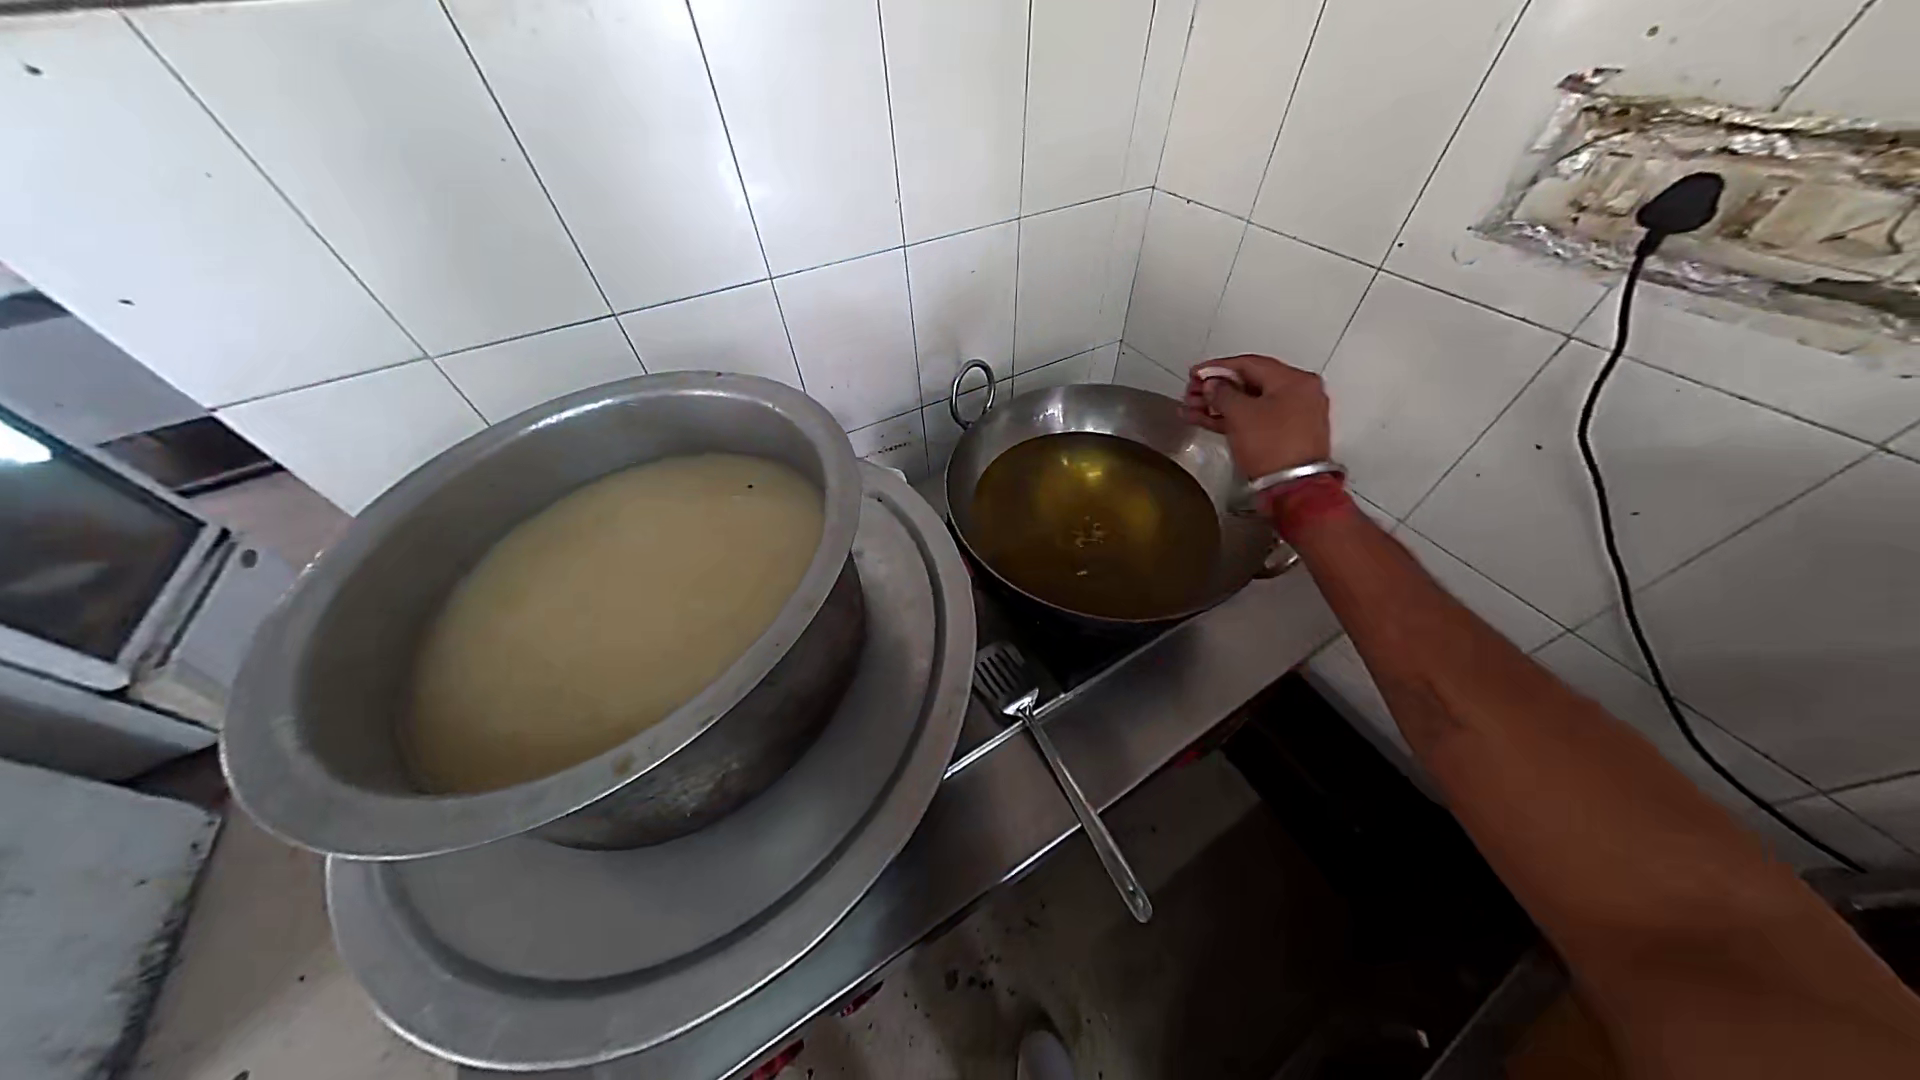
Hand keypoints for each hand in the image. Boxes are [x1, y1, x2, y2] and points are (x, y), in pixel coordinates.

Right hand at [1178, 354, 1330, 477]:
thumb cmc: (1274, 448)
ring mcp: (1292, 415)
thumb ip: (1222, 393)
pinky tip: (1206, 420)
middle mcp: (1298, 393)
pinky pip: (1253, 419)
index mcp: (1294, 380)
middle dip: (1215, 388)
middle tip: (1192, 392)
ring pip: (1248, 403)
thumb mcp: (1241, 414)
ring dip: (1218, 405)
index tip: (1196, 373)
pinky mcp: (1284, 434)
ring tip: (1191, 409)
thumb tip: (1213, 385)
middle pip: (1248, 383)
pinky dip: (1231, 419)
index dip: (1217, 367)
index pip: (1249, 364)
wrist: (1293, 488)